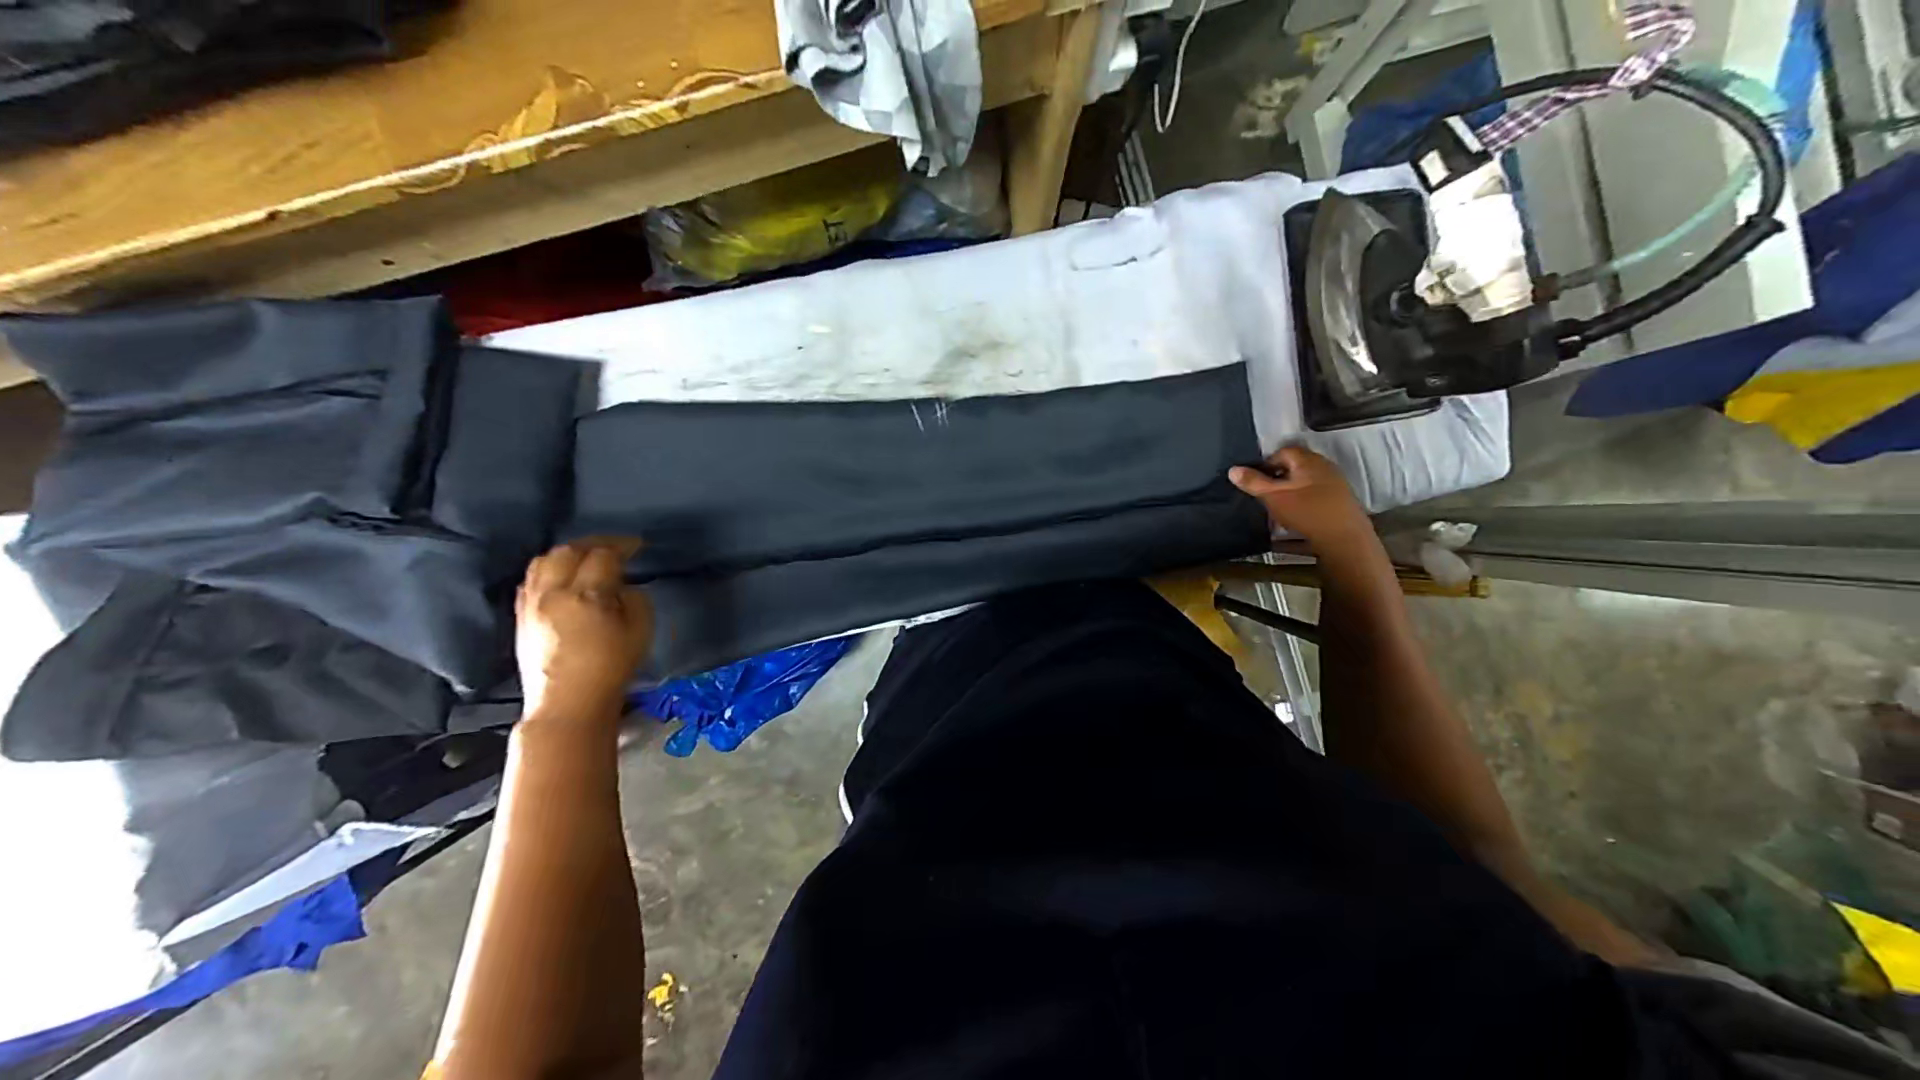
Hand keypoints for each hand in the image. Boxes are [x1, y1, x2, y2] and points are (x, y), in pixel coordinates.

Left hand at [515, 538, 653, 722]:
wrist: (568, 705)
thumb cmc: (611, 668)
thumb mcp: (640, 630)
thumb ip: (634, 598)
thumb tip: (621, 586)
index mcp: (587, 595)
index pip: (604, 555)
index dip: (623, 546)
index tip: (637, 546)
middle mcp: (553, 592)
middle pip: (569, 551)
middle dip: (593, 544)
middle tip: (613, 547)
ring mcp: (532, 604)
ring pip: (544, 561)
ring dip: (568, 553)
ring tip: (585, 558)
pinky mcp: (520, 617)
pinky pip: (531, 580)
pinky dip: (548, 570)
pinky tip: (561, 578)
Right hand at [1228, 446, 1374, 547]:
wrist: (1344, 538)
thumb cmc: (1306, 512)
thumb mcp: (1273, 497)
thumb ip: (1253, 482)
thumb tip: (1233, 469)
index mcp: (1308, 460)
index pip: (1282, 451)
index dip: (1265, 464)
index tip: (1256, 482)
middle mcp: (1324, 465)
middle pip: (1294, 466)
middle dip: (1278, 478)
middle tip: (1266, 495)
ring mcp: (1335, 482)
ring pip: (1305, 481)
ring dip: (1291, 491)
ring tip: (1279, 508)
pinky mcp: (1340, 499)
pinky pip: (1316, 493)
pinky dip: (1304, 500)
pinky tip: (1297, 516)